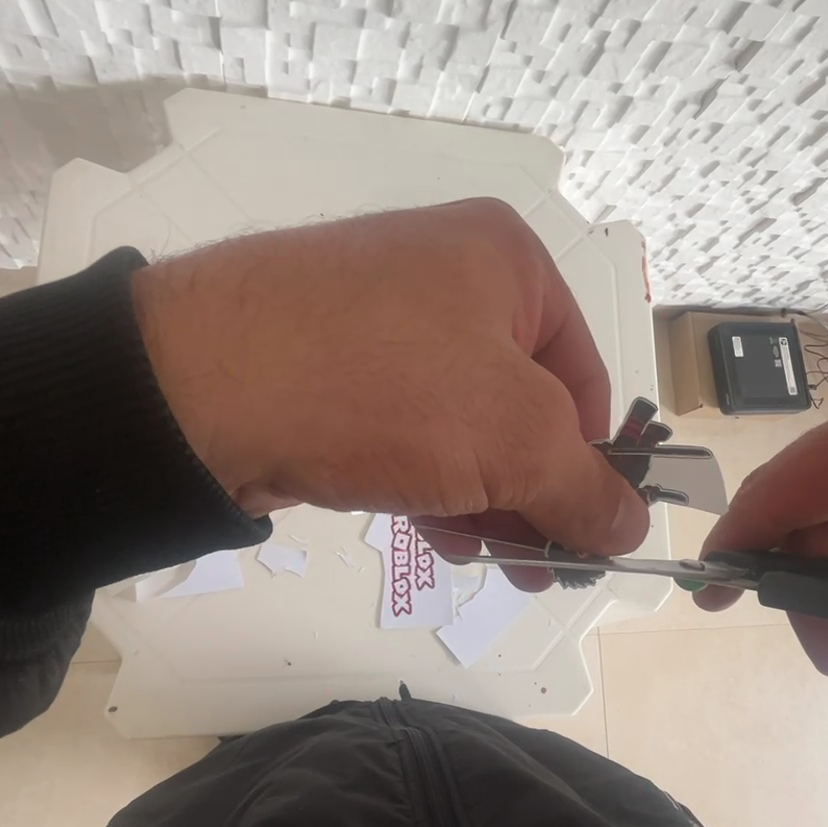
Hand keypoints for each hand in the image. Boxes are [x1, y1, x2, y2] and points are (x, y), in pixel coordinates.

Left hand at [133, 198, 650, 570]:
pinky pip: (407, 430)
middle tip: (546, 566)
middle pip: (521, 403)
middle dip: (536, 491)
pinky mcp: (332, 366)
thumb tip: (630, 525)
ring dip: (487, 499)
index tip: (590, 529)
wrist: (197, 385)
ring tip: (502, 565)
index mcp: (504, 260)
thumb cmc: (387, 386)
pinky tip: (446, 536)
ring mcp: (381, 321)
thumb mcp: (513, 438)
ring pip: (463, 425)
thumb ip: (584, 487)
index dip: (593, 457)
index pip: (582, 371)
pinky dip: (433, 483)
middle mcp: (445, 276)